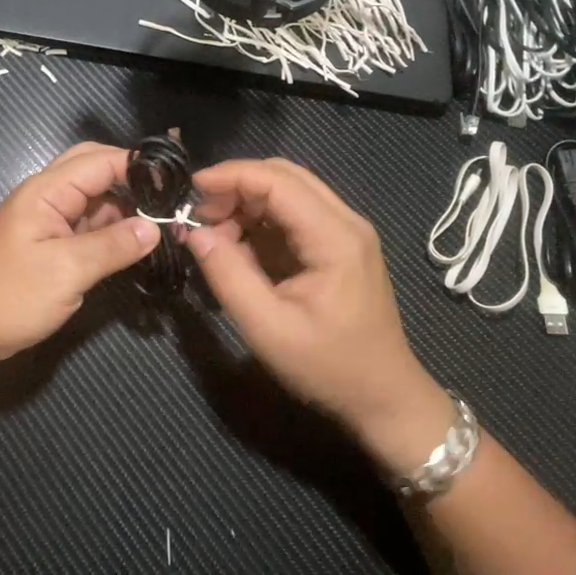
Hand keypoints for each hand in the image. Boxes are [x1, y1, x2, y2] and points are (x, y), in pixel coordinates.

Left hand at [0, 142, 159, 361]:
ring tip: (163, 224)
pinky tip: (135, 244)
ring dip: (123, 207)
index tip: (177, 182)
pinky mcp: (48, 243)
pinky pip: (85, 225)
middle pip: (95, 170)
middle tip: (169, 201)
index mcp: (46, 190)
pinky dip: (109, 230)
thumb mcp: (67, 271)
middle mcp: (47, 196)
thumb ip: (113, 246)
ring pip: (93, 199)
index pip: (100, 160)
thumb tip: (154, 227)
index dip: (138, 165)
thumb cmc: (10, 295)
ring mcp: (46, 219)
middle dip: (131, 180)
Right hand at [186, 158, 451, 474]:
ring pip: (288, 190)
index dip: (230, 176)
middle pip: (283, 175)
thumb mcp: (267, 328)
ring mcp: (346, 232)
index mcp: (335, 238)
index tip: (190, 190)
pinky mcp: (339, 245)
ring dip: (246, 203)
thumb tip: (194, 233)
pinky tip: (240, 248)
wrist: (385, 400)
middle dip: (236, 187)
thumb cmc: (329, 368)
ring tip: (216, 238)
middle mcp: (346, 222)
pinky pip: (294, 213)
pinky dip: (260, 219)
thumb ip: (227, 275)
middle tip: (201, 218)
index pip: (277, 180)